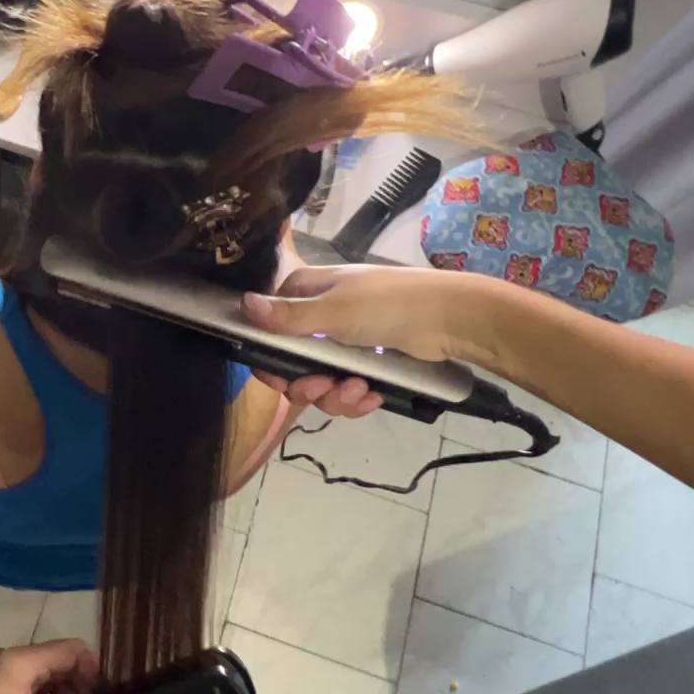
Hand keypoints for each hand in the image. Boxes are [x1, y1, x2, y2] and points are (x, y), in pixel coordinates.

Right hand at [243, 264, 500, 412]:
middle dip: (306, 383)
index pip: (269, 328)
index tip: (278, 377)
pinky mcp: (367, 364)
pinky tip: (370, 397)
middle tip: (321, 388)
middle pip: (293, 364)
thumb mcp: (332, 311)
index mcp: (307, 295)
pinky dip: (355, 399)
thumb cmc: (387, 304)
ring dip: (334, 395)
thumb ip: (286, 316)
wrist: (451, 320)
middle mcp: (320, 318)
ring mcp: (344, 342)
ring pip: (319, 382)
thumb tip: (242, 304)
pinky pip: (346, 390)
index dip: (270, 358)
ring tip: (357, 391)